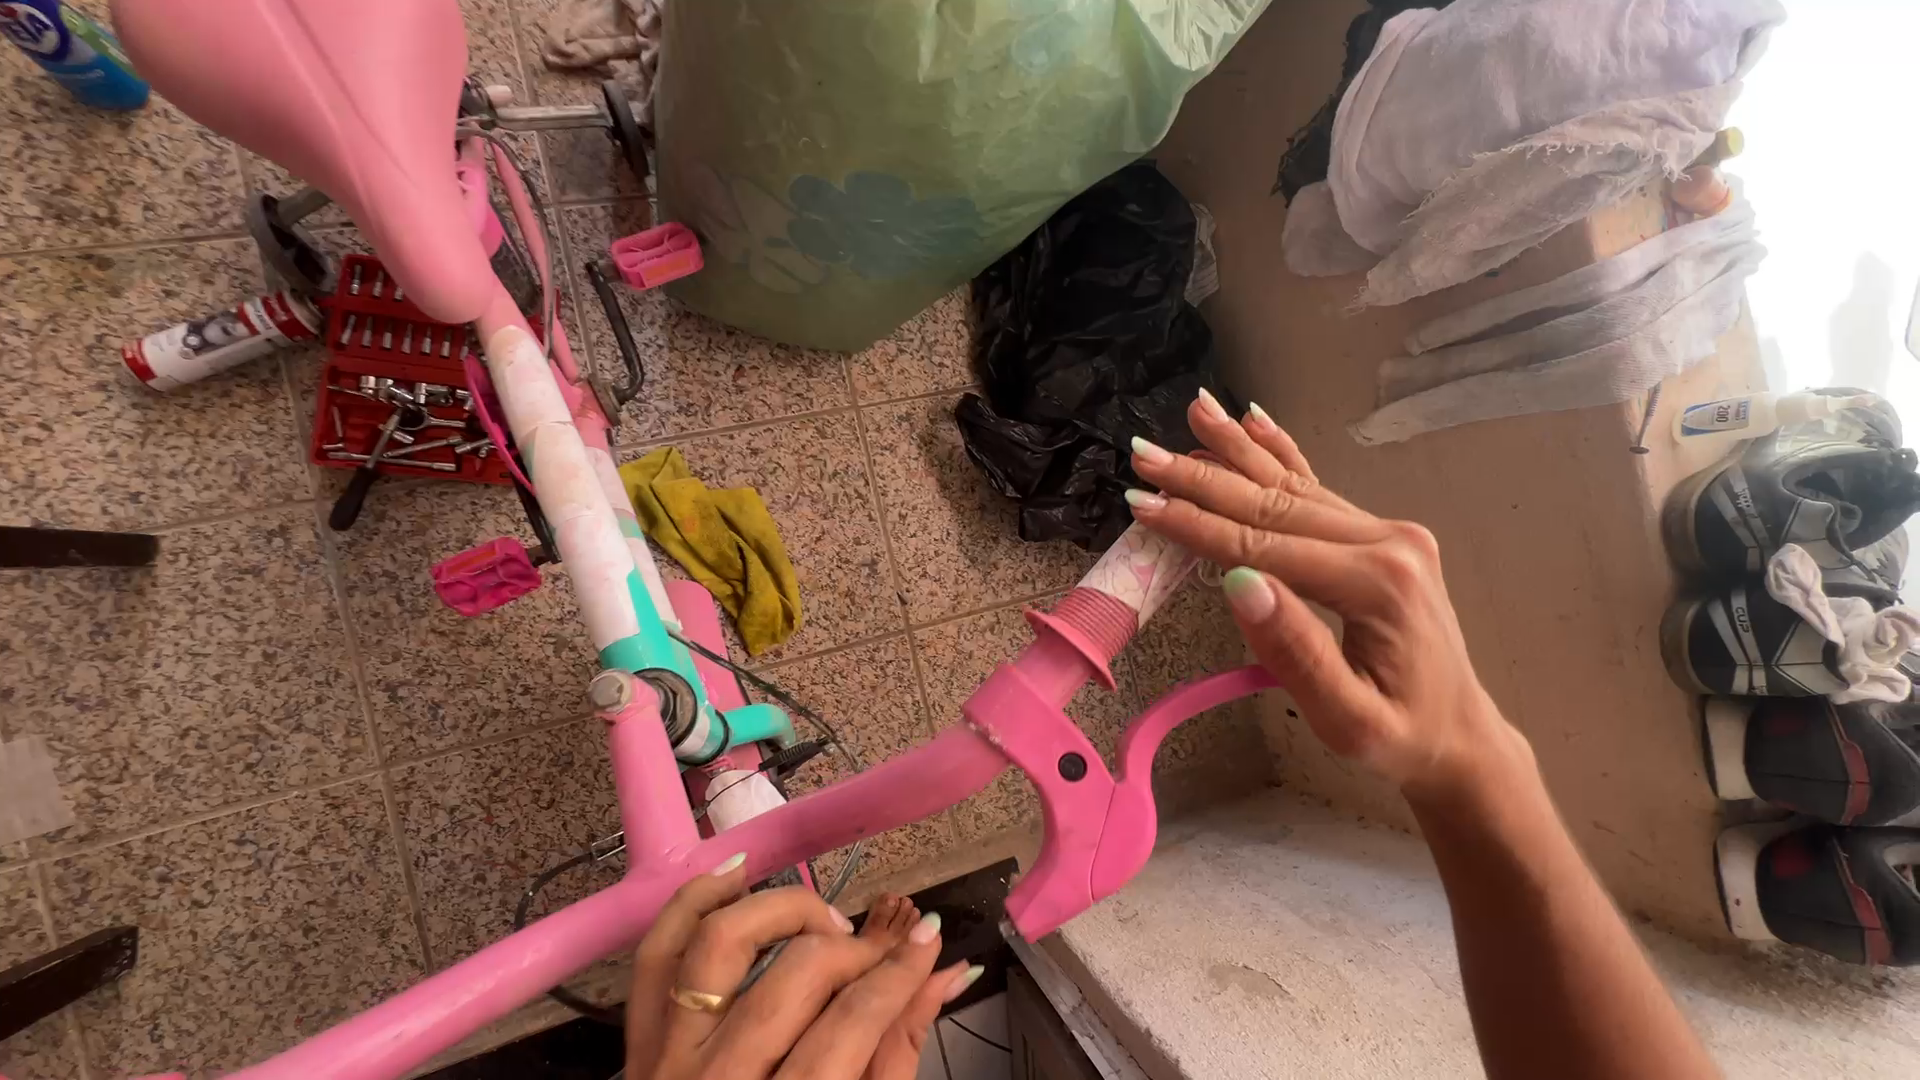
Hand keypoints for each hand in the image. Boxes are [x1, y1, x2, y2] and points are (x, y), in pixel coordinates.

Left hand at [624, 859, 982, 1079]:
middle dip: (854, 951)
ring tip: (823, 921)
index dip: (900, 971)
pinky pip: (656, 954)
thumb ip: (898, 1051)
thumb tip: (946, 973)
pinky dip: (693, 901)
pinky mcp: (637, 1046)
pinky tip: (739, 872)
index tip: (930, 935)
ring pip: (721, 943)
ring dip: (781, 911)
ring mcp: (665, 1062)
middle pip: (797, 978)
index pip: (853, 1022)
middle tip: (880, 949)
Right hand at [1123, 391, 1529, 805]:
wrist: (1460, 735)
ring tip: (1195, 407)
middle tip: (1143, 452)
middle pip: (1272, 502)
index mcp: (1376, 583)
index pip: (1264, 546)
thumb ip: (1295, 650)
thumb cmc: (1399, 737)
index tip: (1141, 503)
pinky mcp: (1378, 536)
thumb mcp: (1348, 718)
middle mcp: (1384, 542)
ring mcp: (1384, 532)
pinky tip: (1256, 420)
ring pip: (1291, 484)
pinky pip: (1316, 488)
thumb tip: (1237, 582)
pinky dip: (1281, 452)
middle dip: (1201, 476)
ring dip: (1235, 449)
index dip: (1197, 526)